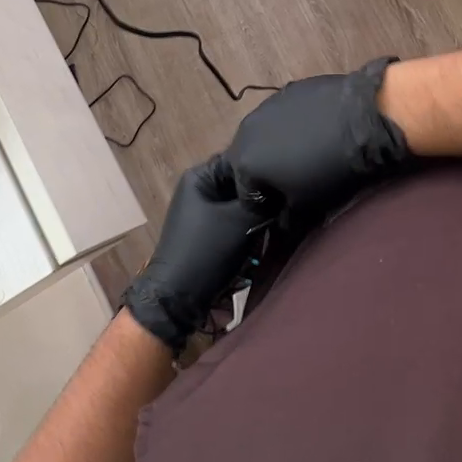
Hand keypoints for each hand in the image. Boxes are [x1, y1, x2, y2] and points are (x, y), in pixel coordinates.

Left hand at [122, 154, 262, 353]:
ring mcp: (200, 214)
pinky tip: (257, 250)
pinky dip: (245, 235)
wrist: (177, 301)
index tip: (284, 187)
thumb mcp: (241, 220)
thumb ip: (265, 198)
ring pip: (239, 208)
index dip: (263, 173)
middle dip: (260, 202)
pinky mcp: (204, 235)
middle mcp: (197, 190)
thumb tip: (282, 186)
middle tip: (278, 215)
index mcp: (198, 177)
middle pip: (240, 186)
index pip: (240, 161)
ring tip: (269, 235)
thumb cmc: (207, 252)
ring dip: (255, 222)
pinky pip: (232, 226)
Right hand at [224, 57, 410, 220]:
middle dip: (262, 174)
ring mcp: (268, 104)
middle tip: (288, 183)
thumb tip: (282, 221)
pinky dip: (292, 125)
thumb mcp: (307, 206)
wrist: (364, 119)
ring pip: (263, 134)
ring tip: (302, 155)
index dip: (264, 207)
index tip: (283, 209)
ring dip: (274, 147)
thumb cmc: (330, 169)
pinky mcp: (290, 88)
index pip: (245, 195)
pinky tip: (315, 130)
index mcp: (244, 161)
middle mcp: (247, 130)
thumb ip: (286, 217)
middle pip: (247, 160)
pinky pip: (283, 114)